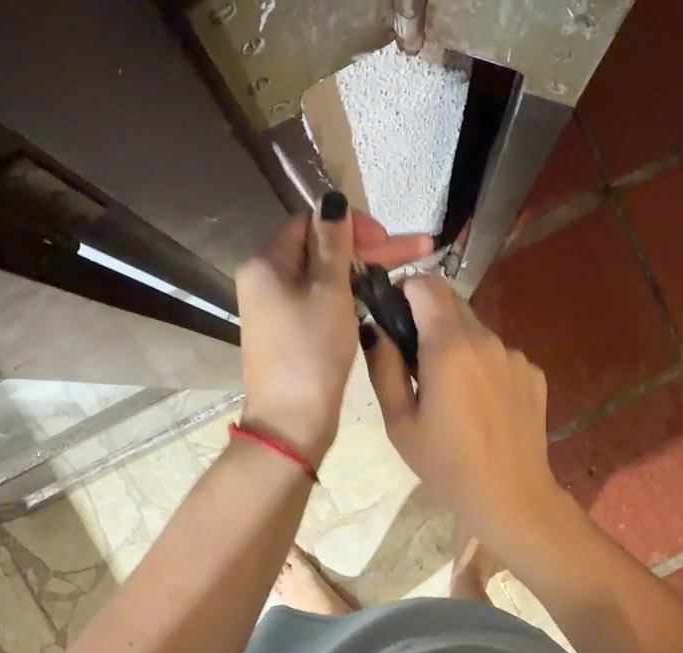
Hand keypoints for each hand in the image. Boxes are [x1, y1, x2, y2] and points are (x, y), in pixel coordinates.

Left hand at [235, 194, 431, 462]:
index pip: (309, 222)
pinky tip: (381, 297)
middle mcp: (265, 281)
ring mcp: (277, 310)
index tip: (386, 239)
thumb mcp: (330, 293)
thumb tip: (332, 202)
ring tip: (406, 274)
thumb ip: (334, 245)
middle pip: (320, 250)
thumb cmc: (311, 354)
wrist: (293, 421)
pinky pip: (322, 302)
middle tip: (418, 252)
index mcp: (265, 263)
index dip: (350, 225)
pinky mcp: (291, 334)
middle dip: (367, 249)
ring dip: (363, 272)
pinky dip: (350, 297)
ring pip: (324, 278)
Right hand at [365, 275, 565, 544]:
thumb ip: (383, 367)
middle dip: (430, 323)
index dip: (405, 293)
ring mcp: (515, 355)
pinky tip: (483, 409)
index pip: (426, 284)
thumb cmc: (445, 465)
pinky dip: (485, 370)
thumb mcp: (399, 422)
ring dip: (458, 349)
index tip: (395, 319)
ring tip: (452, 397)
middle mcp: (486, 339)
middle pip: (452, 305)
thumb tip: (375, 328)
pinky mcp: (533, 374)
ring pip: (477, 333)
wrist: (511, 496)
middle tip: (417, 366)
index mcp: (449, 346)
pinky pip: (500, 357)